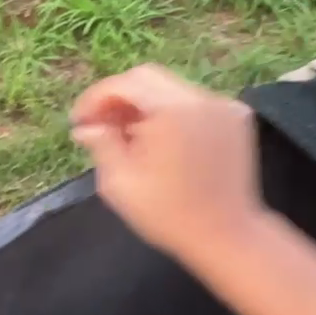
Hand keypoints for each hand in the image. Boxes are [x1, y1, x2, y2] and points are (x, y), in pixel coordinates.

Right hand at [69, 65, 266, 264]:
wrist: (227, 236)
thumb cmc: (169, 215)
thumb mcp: (121, 184)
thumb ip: (101, 145)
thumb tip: (88, 127)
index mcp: (171, 110)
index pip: (124, 84)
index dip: (95, 99)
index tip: (79, 123)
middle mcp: (200, 98)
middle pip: (149, 78)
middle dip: (119, 99)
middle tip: (100, 127)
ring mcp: (223, 105)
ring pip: (172, 90)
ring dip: (146, 107)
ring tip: (130, 138)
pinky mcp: (236, 118)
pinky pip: (195, 104)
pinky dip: (173, 115)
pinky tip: (162, 143)